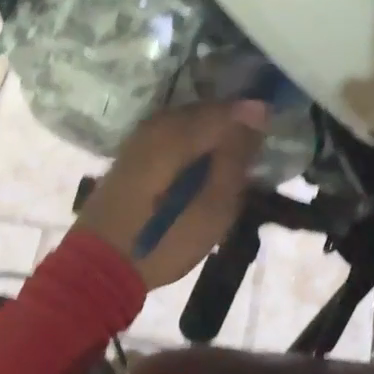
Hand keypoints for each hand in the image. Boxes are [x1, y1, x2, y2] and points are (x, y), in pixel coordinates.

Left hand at [76, 101, 268, 287]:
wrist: (98, 264)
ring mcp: (139, 137)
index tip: (275, 136)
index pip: (228, 109)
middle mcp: (156, 124)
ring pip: (187, 122)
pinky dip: (190, 146)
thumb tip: (256, 114)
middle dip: (233, 127)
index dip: (255, 119)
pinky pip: (171, 135)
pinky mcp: (130, 155)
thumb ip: (235, 159)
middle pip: (206, 112)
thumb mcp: (212, 209)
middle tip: (255, 154)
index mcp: (177, 133)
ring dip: (211, 137)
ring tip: (231, 164)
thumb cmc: (162, 241)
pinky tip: (199, 168)